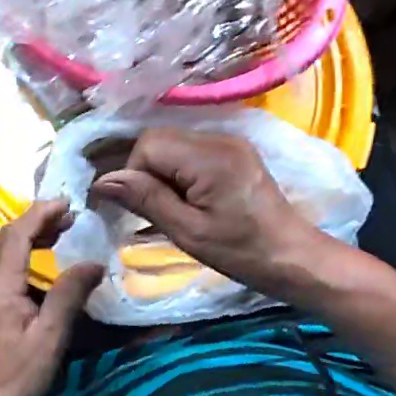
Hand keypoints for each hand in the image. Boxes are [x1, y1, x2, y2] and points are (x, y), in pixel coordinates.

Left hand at [0, 200, 103, 395]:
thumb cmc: (18, 374)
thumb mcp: (50, 336)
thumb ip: (69, 294)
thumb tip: (94, 262)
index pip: (17, 235)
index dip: (41, 213)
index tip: (67, 203)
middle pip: (3, 238)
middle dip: (34, 221)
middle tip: (67, 219)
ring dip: (23, 237)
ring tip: (55, 237)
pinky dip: (14, 255)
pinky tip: (32, 267)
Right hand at [89, 128, 333, 296]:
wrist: (293, 257)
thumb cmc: (241, 252)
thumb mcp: (188, 232)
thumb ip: (146, 200)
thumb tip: (103, 182)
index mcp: (209, 157)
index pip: (148, 145)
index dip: (136, 174)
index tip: (145, 209)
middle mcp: (219, 138)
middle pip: (159, 140)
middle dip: (148, 173)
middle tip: (160, 211)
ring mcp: (229, 142)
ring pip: (173, 144)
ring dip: (163, 174)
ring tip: (177, 208)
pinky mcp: (234, 152)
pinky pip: (191, 151)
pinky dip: (180, 172)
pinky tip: (191, 200)